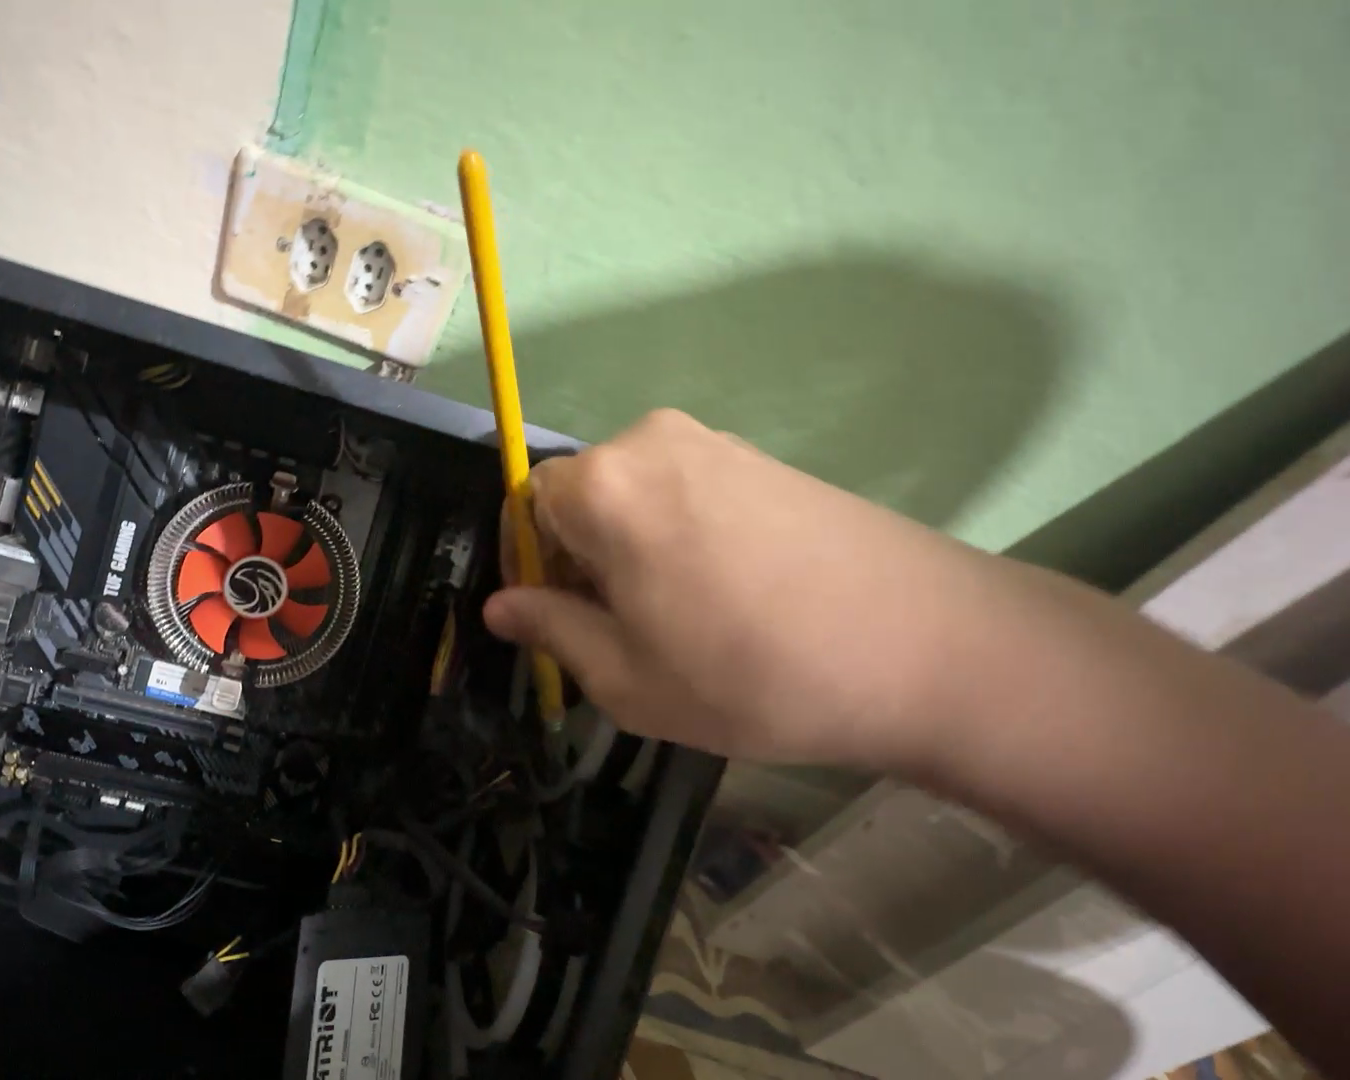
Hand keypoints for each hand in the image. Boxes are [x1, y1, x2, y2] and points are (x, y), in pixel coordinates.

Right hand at [484, 409, 990, 769]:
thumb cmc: (751, 674)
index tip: (554, 619)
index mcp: (604, 485)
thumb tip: (501, 607)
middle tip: (615, 628)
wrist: (929, 649)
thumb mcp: (627, 678)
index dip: (527, 566)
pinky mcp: (764, 457)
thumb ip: (551, 630)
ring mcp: (715, 442)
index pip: (523, 506)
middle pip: (580, 495)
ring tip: (675, 616)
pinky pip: (686, 489)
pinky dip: (677, 534)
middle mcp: (651, 441)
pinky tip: (723, 591)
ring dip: (628, 548)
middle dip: (578, 557)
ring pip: (633, 494)